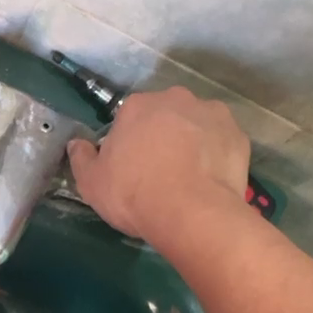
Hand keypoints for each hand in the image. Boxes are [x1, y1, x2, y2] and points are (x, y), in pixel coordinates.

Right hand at [66, 87, 252, 244]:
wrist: (191, 213)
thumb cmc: (133, 194)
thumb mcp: (91, 183)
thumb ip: (81, 159)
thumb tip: (76, 144)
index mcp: (137, 106)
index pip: (127, 117)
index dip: (126, 141)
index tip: (126, 165)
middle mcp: (176, 99)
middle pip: (163, 115)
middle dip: (159, 136)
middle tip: (155, 171)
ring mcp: (211, 113)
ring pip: (194, 125)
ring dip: (188, 142)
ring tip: (184, 177)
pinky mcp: (237, 134)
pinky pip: (218, 142)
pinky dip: (212, 155)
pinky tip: (205, 181)